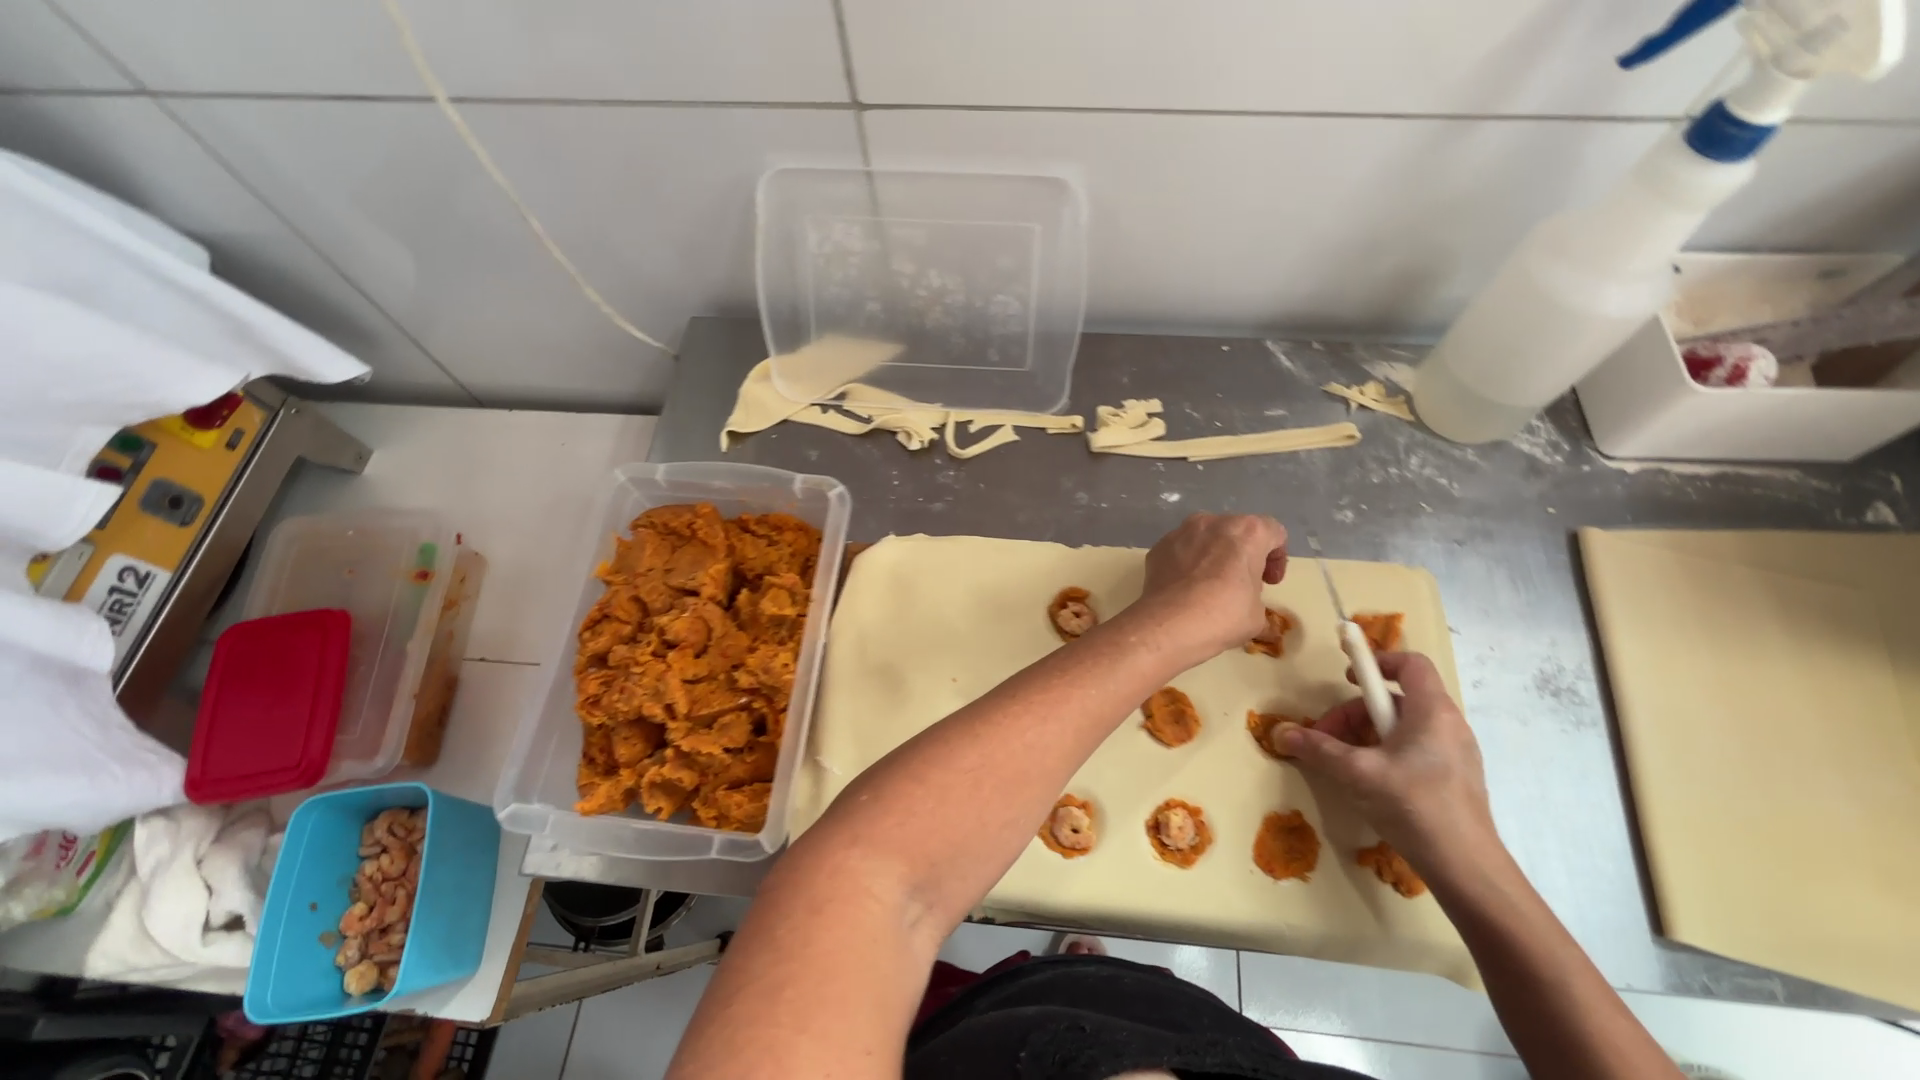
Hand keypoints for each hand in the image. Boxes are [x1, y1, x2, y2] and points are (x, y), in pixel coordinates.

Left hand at [1130, 513, 1287, 664]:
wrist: (1169, 625)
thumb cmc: (1224, 615)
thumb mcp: (1257, 617)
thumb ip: (1258, 604)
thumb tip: (1258, 620)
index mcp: (1247, 532)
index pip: (1273, 532)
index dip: (1276, 558)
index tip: (1270, 582)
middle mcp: (1213, 522)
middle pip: (1237, 532)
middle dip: (1243, 555)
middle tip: (1242, 584)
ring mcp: (1181, 532)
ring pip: (1206, 538)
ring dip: (1214, 555)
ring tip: (1210, 585)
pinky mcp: (1158, 547)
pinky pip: (1180, 550)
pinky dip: (1187, 563)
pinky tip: (1185, 589)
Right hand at [1280, 652, 1497, 874]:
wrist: (1465, 866)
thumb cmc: (1414, 805)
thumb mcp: (1357, 773)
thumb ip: (1319, 749)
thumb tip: (1281, 733)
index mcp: (1432, 711)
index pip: (1411, 664)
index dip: (1377, 661)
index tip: (1346, 677)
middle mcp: (1448, 724)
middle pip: (1397, 698)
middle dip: (1355, 712)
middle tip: (1327, 737)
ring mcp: (1455, 753)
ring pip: (1403, 727)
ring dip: (1366, 735)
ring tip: (1343, 763)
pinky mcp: (1453, 778)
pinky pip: (1414, 749)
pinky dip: (1385, 753)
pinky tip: (1368, 782)